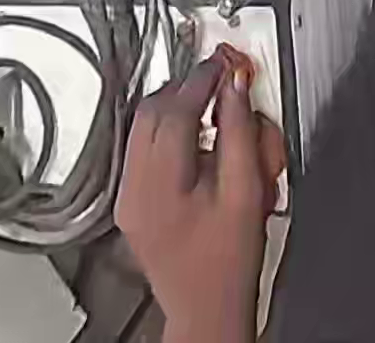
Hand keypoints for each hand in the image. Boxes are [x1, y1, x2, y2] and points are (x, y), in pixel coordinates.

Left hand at [117, 46, 285, 342]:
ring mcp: (127, 194)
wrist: (209, 311)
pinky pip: (142, 143)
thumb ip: (241, 131)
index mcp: (160, 185)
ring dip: (175, 104)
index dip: (203, 78)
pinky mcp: (130, 200)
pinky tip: (192, 133)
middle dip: (187, 87)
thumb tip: (235, 84)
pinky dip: (166, 126)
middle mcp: (134, 187)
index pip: (177, 108)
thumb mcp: (247, 190)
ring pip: (143, 123)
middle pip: (153, 109)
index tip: (223, 63)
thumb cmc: (230, 261)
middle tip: (218, 80)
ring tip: (208, 104)